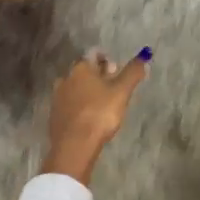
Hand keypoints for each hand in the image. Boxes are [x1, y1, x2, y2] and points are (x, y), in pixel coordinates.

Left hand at [42, 50, 148, 183]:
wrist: (74, 144)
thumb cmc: (100, 113)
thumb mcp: (122, 91)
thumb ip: (133, 72)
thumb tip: (145, 54)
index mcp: (81, 68)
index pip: (95, 55)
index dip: (107, 61)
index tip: (117, 73)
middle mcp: (66, 78)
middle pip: (84, 71)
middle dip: (98, 77)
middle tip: (112, 90)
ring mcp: (58, 97)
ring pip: (76, 88)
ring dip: (88, 92)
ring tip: (101, 105)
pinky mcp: (54, 114)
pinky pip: (70, 104)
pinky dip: (79, 106)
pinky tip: (88, 117)